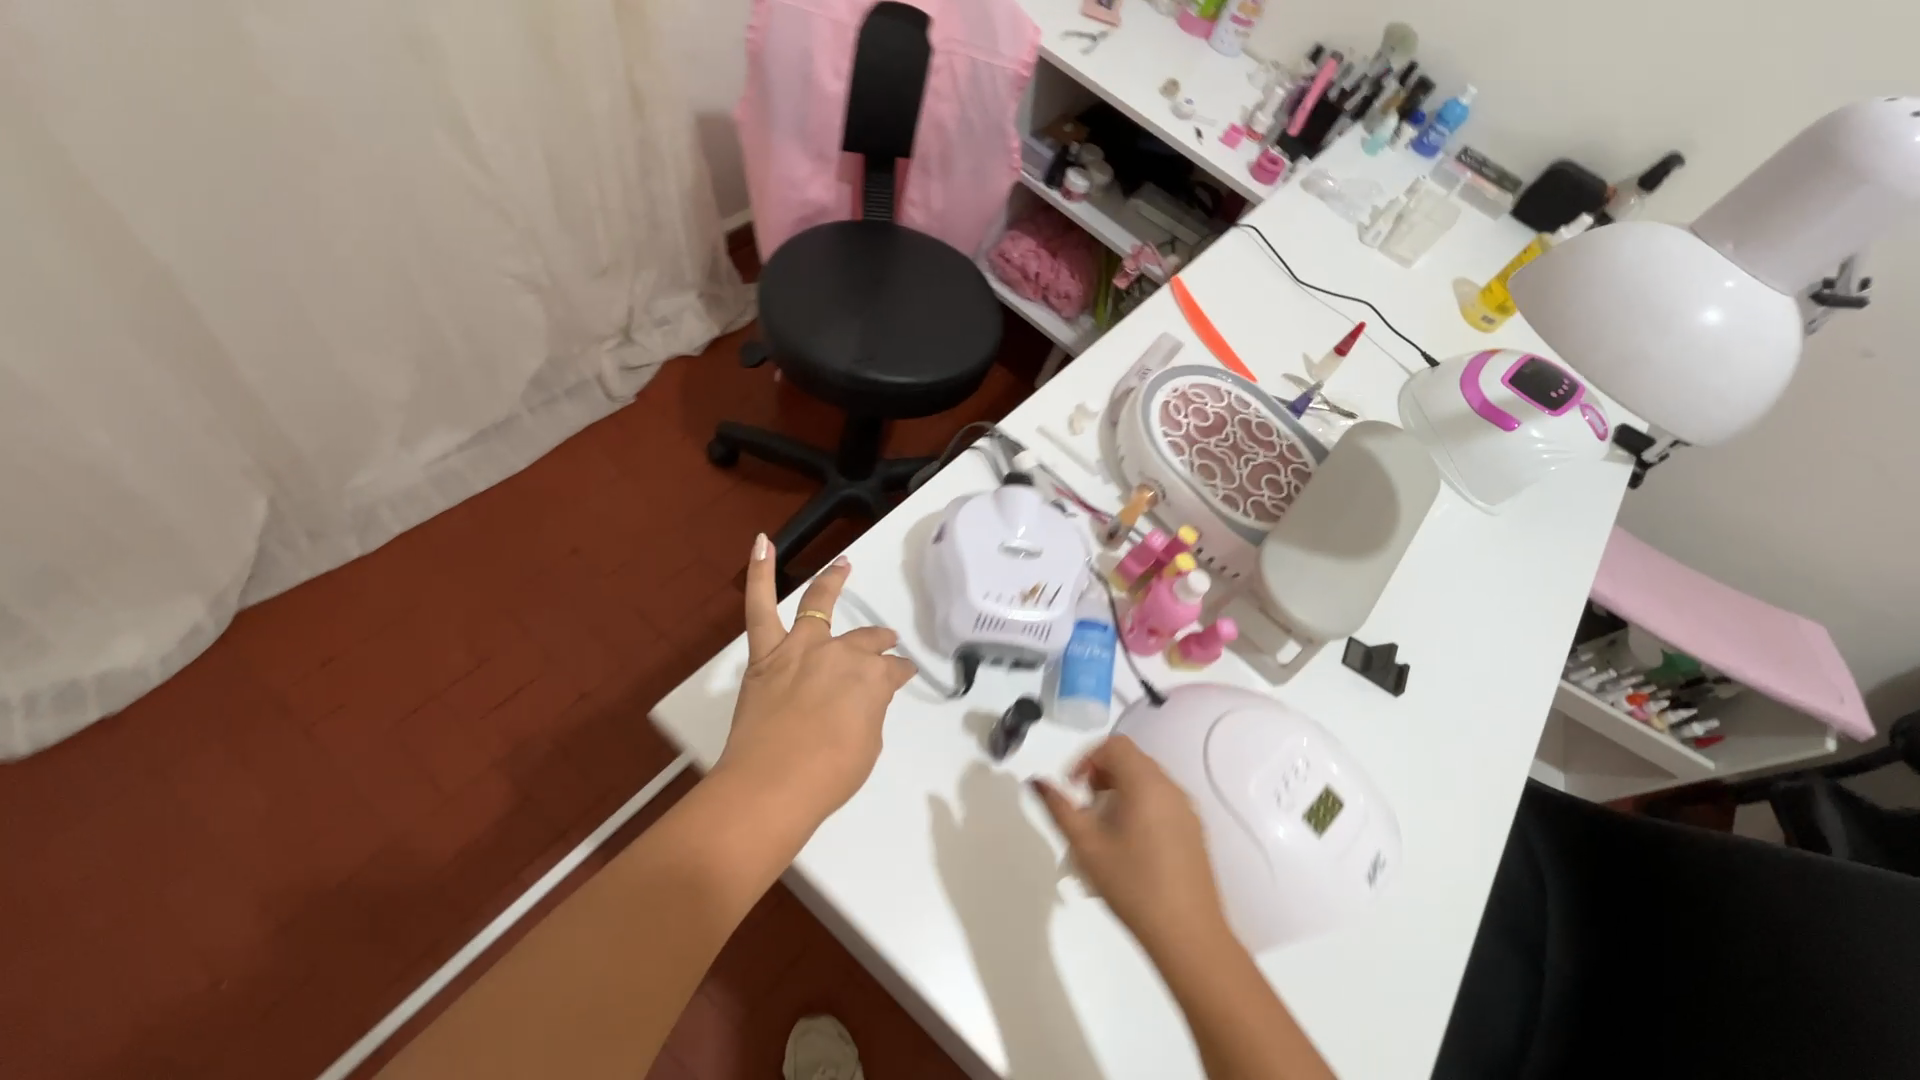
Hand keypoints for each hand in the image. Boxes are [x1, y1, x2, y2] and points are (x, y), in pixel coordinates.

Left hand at [714, 535, 917, 826]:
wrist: (770, 787)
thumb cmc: (828, 777)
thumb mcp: (868, 746)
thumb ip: (868, 712)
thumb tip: (861, 699)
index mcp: (872, 678)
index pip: (893, 671)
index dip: (899, 674)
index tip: (903, 677)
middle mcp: (840, 653)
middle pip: (864, 641)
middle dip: (878, 642)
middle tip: (886, 644)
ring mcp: (801, 648)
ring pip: (819, 605)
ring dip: (832, 581)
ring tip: (842, 565)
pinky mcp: (766, 655)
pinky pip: (760, 606)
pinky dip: (759, 573)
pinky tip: (762, 543)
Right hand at [1033, 736, 1228, 954]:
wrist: (1187, 933)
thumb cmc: (1131, 885)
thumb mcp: (1086, 845)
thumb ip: (1058, 807)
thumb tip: (1036, 781)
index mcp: (1145, 783)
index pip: (1114, 745)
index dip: (1086, 760)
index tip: (1073, 792)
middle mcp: (1170, 787)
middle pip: (1131, 760)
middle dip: (1101, 776)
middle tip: (1085, 811)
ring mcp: (1187, 809)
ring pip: (1148, 781)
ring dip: (1120, 791)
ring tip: (1103, 831)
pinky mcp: (1195, 831)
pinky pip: (1162, 801)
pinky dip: (1140, 807)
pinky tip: (1130, 847)